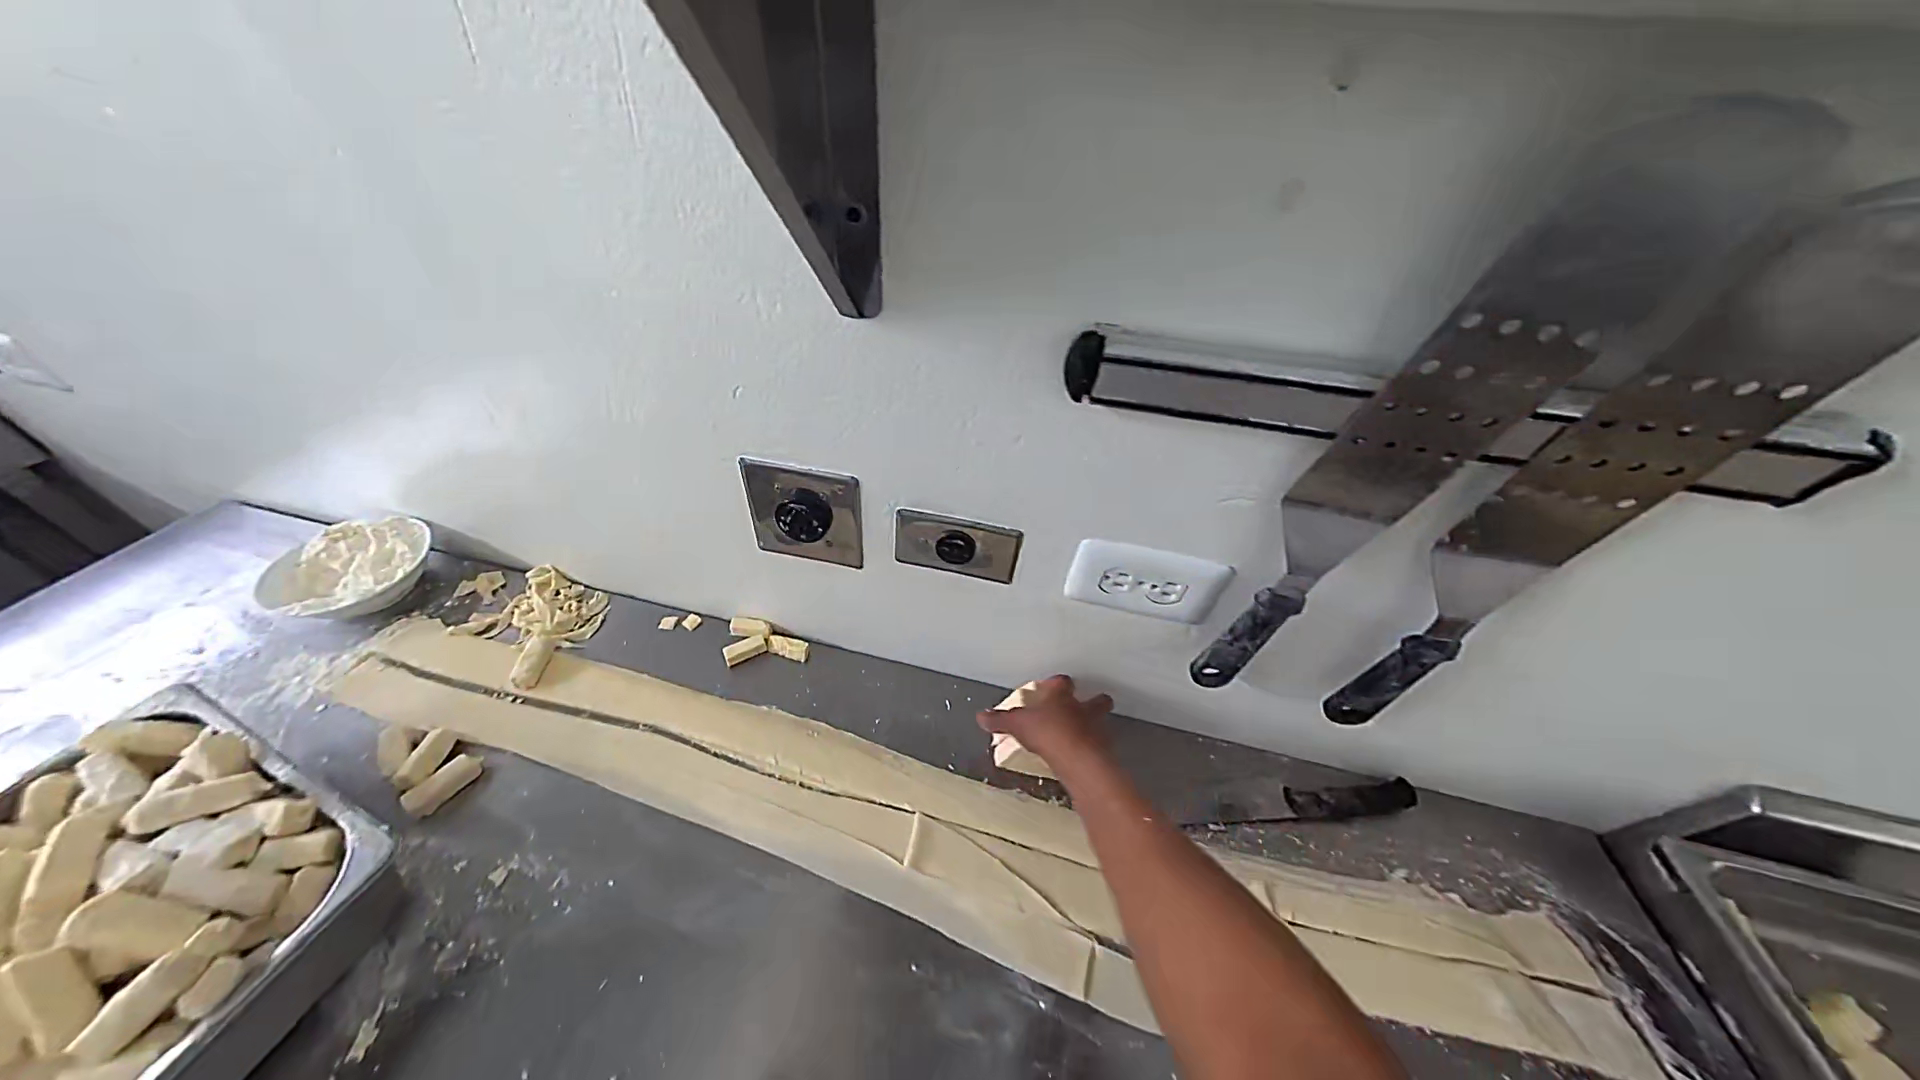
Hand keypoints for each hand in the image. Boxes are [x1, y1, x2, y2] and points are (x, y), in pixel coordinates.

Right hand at [976, 675, 1113, 770]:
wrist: (1076, 757)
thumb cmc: (1048, 732)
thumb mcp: (1016, 725)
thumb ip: (1000, 720)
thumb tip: (982, 716)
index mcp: (1061, 694)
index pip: (1061, 682)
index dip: (1056, 684)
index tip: (1050, 687)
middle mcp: (1082, 707)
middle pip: (1094, 699)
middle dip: (1092, 701)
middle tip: (1085, 706)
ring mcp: (1095, 727)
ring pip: (1101, 720)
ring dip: (1095, 724)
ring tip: (1086, 733)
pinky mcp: (1102, 749)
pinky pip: (1100, 744)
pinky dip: (1095, 748)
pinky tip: (1085, 756)